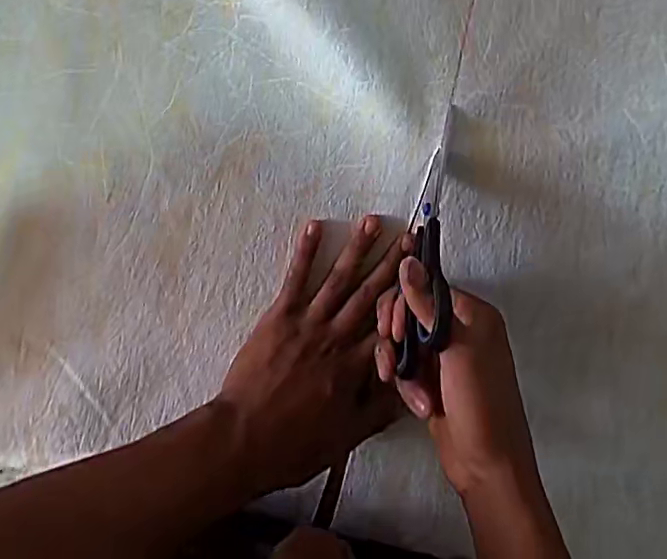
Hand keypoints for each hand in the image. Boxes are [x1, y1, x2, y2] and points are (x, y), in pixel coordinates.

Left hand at [216, 216, 407, 494]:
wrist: (242, 440)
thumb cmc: (293, 445)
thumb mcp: (344, 439)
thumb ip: (378, 412)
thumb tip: (410, 393)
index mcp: (354, 367)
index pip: (390, 327)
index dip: (409, 300)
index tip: (425, 275)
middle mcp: (336, 337)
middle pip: (370, 293)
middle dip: (393, 263)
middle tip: (410, 237)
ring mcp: (307, 322)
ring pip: (339, 279)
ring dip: (358, 248)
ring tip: (373, 221)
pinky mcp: (279, 316)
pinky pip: (295, 278)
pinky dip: (305, 252)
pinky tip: (314, 226)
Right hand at [374, 256, 539, 496]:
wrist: (487, 467)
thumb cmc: (481, 403)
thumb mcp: (454, 348)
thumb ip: (427, 305)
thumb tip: (408, 262)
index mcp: (473, 314)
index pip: (426, 288)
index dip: (404, 303)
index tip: (392, 327)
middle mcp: (459, 329)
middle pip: (411, 312)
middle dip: (397, 333)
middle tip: (391, 349)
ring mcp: (445, 357)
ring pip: (404, 341)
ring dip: (400, 363)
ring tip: (397, 381)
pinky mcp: (432, 381)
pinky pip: (406, 368)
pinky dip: (407, 384)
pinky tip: (419, 405)